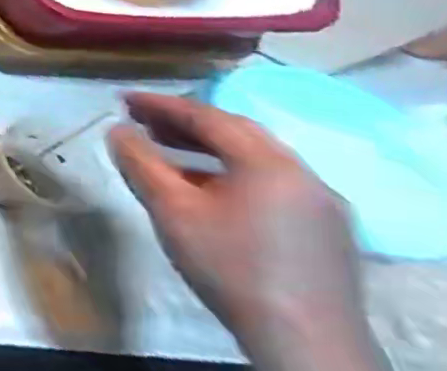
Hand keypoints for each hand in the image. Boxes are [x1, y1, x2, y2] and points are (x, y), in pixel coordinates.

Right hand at [109, 93, 387, 370]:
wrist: (307, 346)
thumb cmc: (231, 266)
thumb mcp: (170, 208)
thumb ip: (139, 161)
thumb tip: (118, 130)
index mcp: (269, 164)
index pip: (207, 117)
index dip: (160, 104)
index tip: (122, 100)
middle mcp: (304, 176)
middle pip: (237, 132)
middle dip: (186, 122)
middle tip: (143, 120)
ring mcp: (323, 207)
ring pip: (257, 159)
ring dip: (209, 147)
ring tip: (168, 150)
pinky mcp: (327, 234)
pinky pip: (273, 184)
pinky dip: (233, 172)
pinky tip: (207, 190)